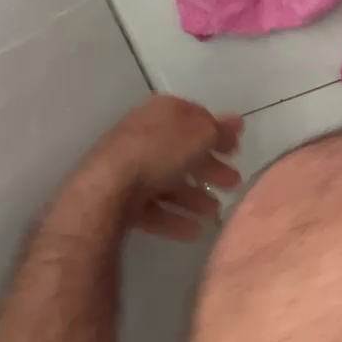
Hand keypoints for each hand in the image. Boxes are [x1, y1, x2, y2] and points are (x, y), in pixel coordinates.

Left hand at [83, 95, 243, 240]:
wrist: (105, 191)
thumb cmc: (161, 152)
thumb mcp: (203, 134)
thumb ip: (221, 130)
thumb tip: (236, 122)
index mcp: (163, 111)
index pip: (197, 119)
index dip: (219, 134)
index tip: (236, 151)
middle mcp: (143, 134)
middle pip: (184, 152)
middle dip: (210, 169)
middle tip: (233, 183)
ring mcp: (127, 166)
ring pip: (168, 180)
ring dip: (194, 196)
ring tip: (213, 212)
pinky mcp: (115, 196)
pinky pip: (151, 204)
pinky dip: (172, 216)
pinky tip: (192, 230)